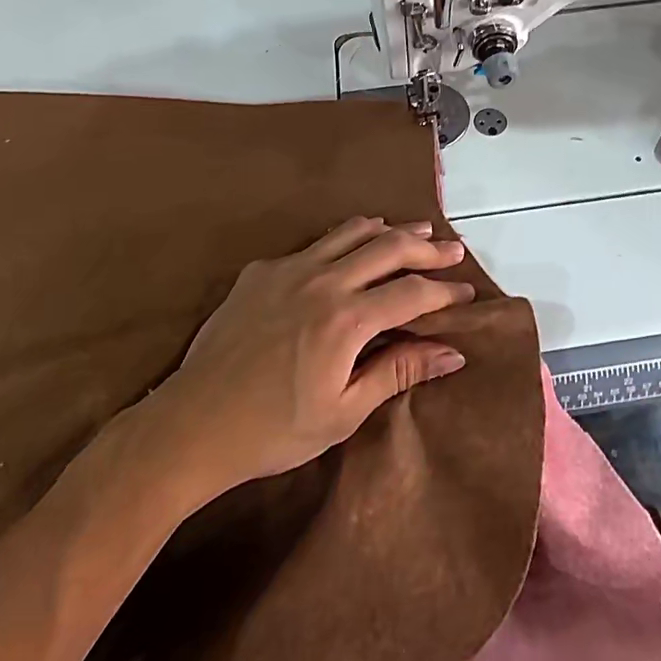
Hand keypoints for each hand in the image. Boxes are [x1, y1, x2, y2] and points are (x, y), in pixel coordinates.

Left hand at [148, 217, 475, 493]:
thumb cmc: (274, 430)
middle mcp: (322, 281)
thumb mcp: (344, 411)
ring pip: (349, 233)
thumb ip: (398, 372)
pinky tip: (349, 248)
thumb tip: (453, 353)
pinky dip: (342, 240)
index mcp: (346, 320)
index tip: (467, 292)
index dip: (445, 291)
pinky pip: (312, 244)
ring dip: (387, 230)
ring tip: (413, 231)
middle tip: (453, 250)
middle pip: (388, 249)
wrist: (193, 424)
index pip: (412, 293)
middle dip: (426, 248)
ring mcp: (288, 269)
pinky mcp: (260, 271)